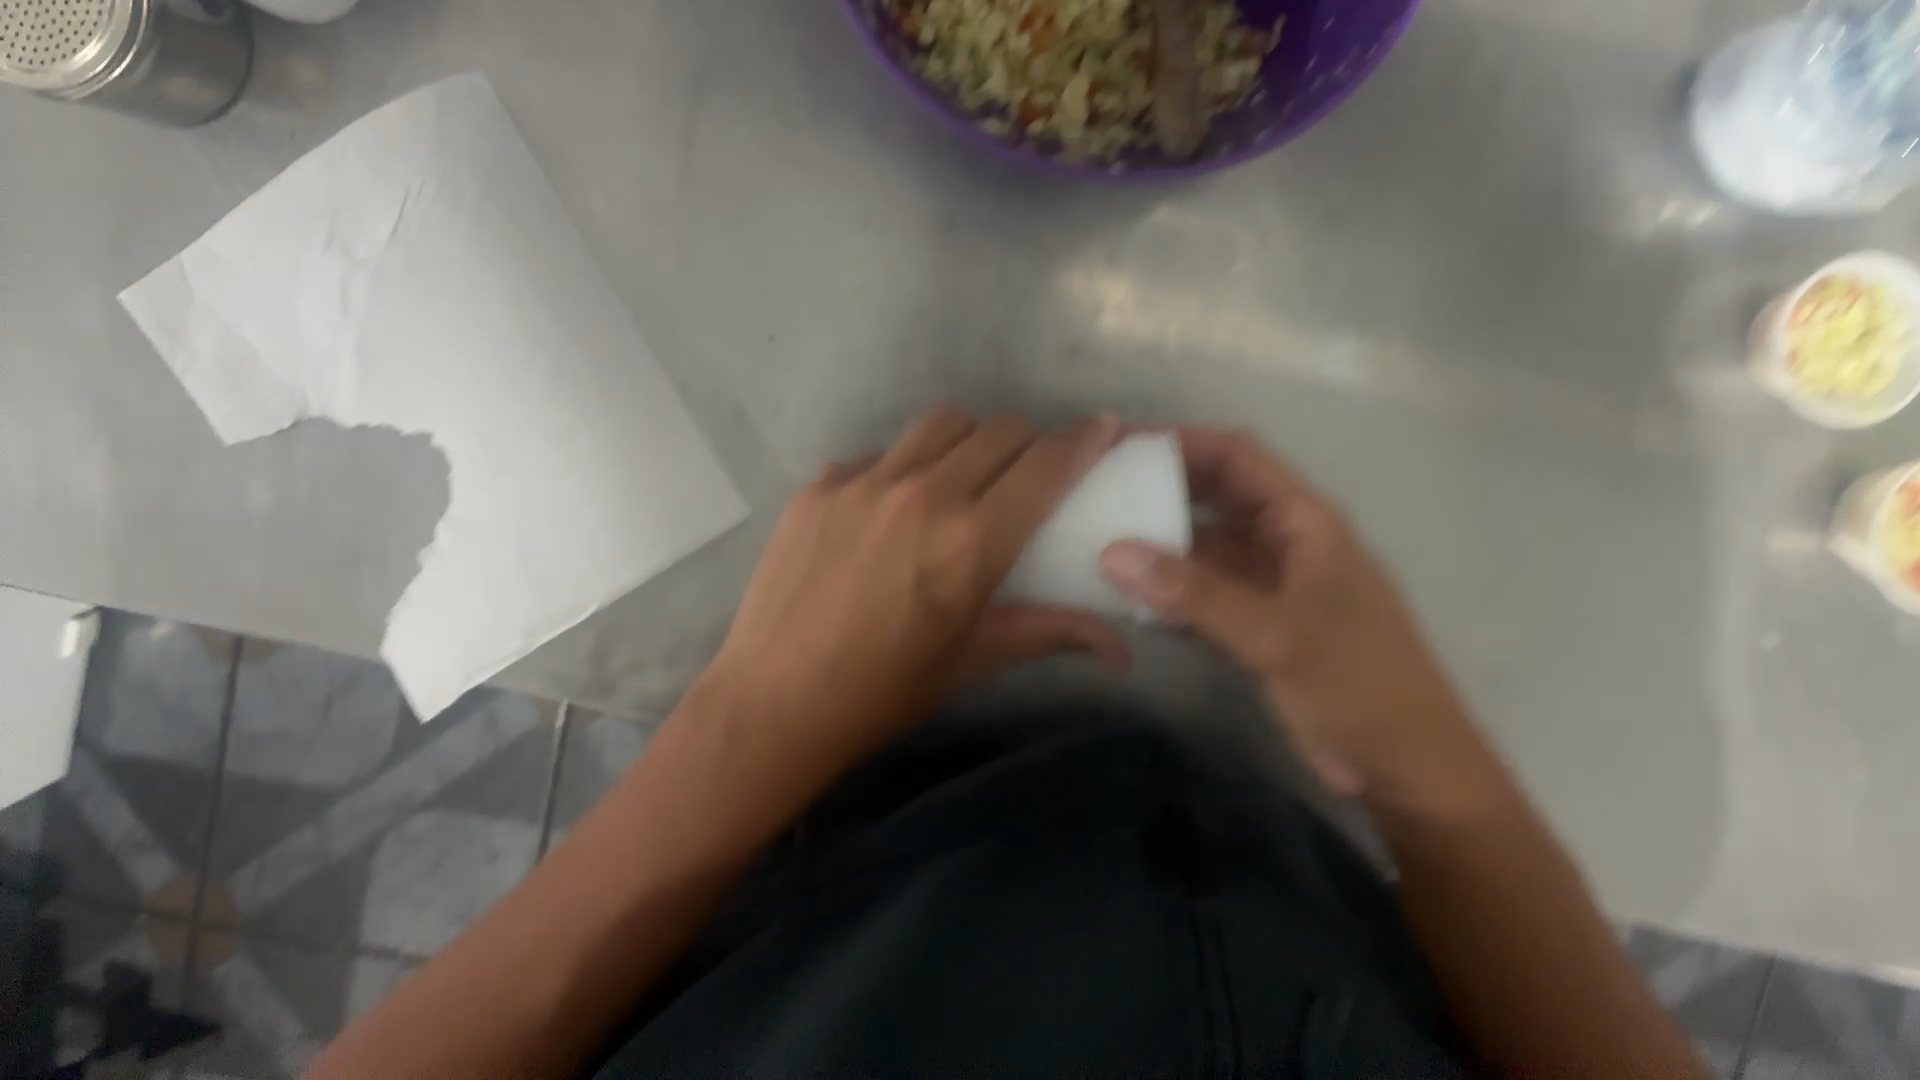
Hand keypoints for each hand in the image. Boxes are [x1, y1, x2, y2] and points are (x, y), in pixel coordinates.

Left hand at [695, 408, 1124, 765]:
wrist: (775, 702)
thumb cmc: (884, 692)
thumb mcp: (972, 660)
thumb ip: (1049, 632)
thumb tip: (1122, 651)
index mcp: (972, 540)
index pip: (1046, 465)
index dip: (1084, 440)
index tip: (1103, 429)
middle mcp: (923, 494)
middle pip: (1000, 430)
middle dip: (1029, 442)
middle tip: (1028, 472)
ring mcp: (863, 482)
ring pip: (940, 423)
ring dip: (969, 439)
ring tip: (963, 474)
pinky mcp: (818, 485)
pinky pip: (878, 453)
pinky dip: (901, 467)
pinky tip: (889, 509)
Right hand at [1099, 428, 1483, 807]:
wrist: (1407, 767)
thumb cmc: (1358, 687)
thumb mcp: (1278, 636)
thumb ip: (1196, 593)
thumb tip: (1112, 552)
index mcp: (1306, 523)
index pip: (1238, 457)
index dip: (1181, 441)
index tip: (1117, 443)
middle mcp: (1287, 543)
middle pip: (1217, 497)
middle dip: (1161, 488)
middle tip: (1095, 490)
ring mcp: (1272, 587)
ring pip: (1207, 548)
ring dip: (1160, 543)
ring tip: (1096, 539)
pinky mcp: (1259, 628)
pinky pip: (1204, 594)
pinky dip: (1169, 591)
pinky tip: (1126, 597)